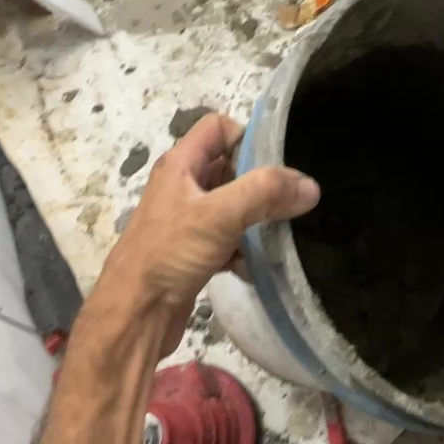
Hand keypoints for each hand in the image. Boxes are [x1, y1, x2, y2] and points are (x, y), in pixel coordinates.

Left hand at [97, 113, 319, 319]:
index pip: (218, 127)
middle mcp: (183, 187)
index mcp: (180, 166)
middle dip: (262, 182)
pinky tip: (255, 265)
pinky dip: (245, 247)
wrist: (134, 316)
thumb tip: (310, 186)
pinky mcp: (194, 250)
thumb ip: (265, 193)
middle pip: (232, 166)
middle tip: (286, 202)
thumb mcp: (219, 216)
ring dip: (257, 217)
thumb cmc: (168, 255)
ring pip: (234, 204)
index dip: (248, 137)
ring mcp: (188, 220)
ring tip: (278, 234)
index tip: (275, 166)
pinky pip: (230, 237)